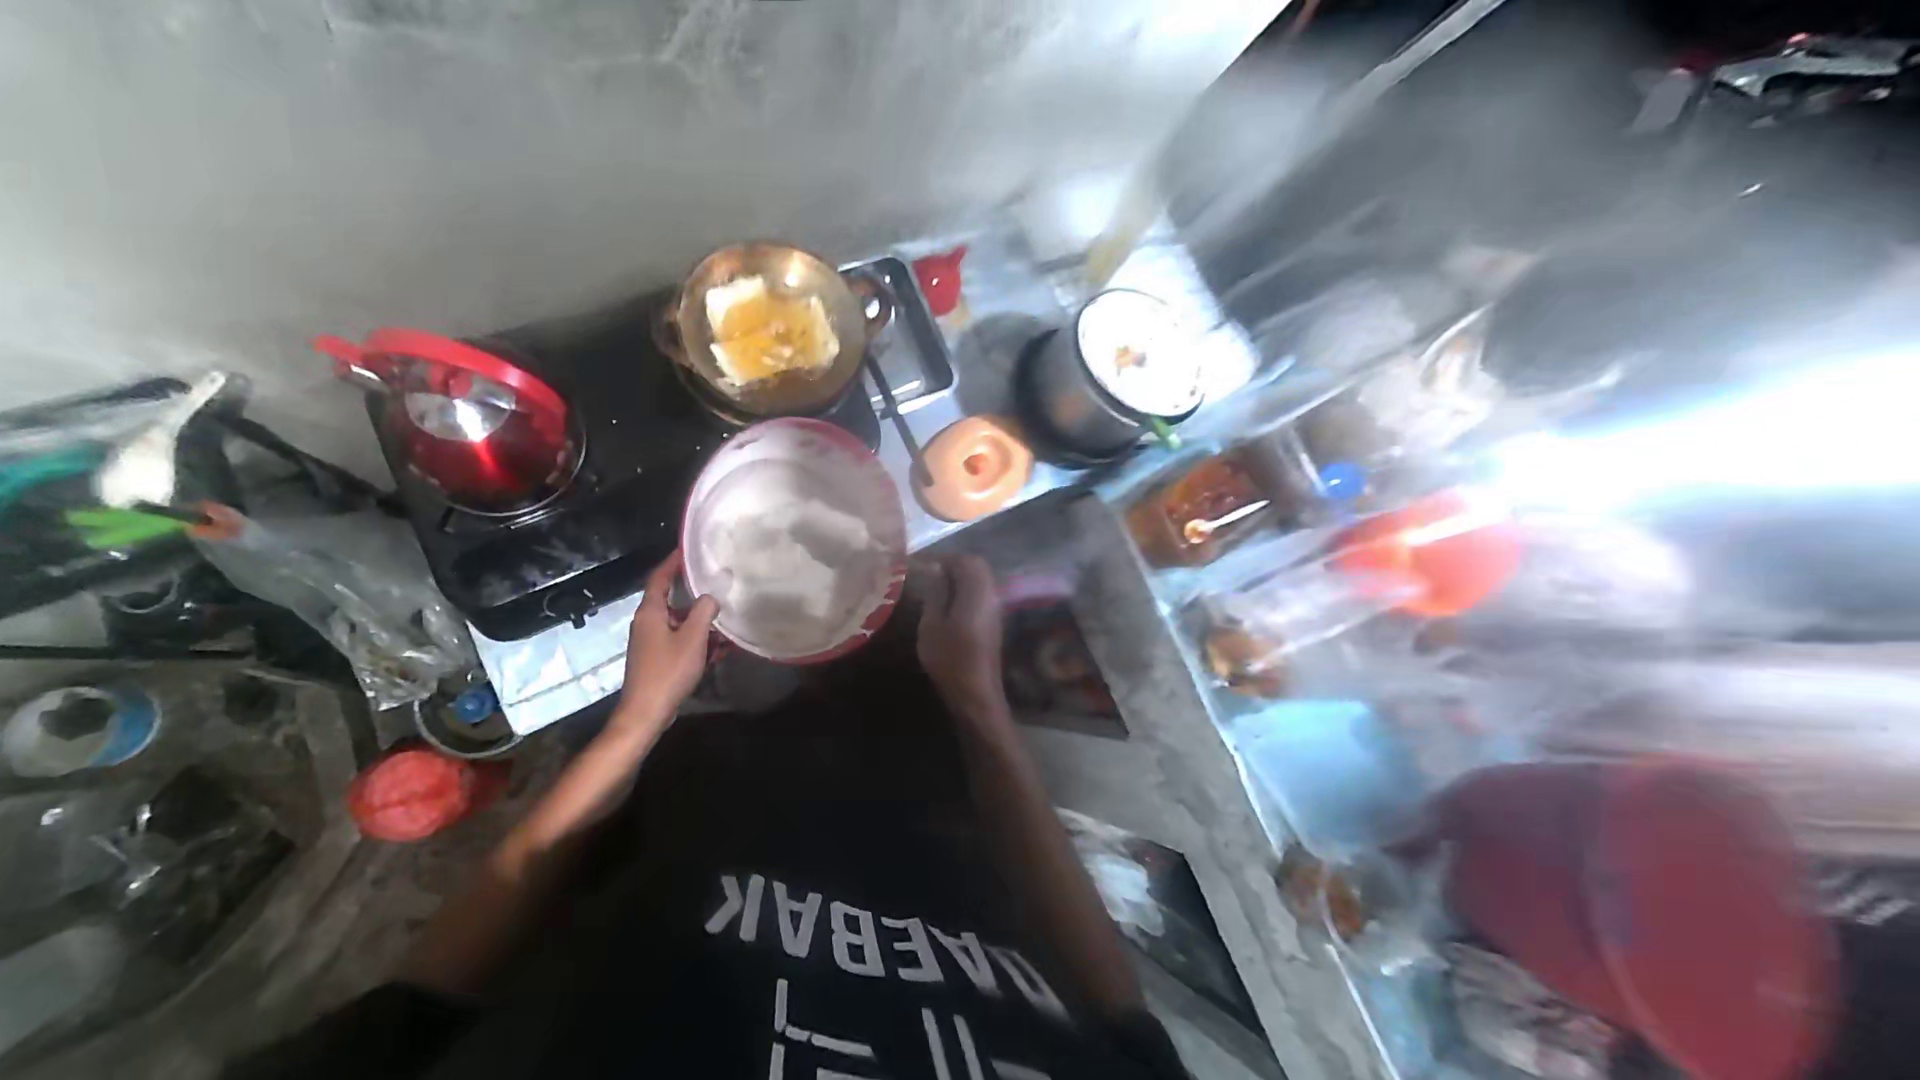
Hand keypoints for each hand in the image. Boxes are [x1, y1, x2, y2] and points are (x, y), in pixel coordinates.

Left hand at [615, 550, 718, 732]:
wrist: (646, 712)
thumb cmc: (668, 671)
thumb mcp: (693, 639)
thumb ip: (704, 612)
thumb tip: (711, 596)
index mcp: (650, 613)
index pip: (659, 578)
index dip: (672, 563)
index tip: (688, 550)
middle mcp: (647, 623)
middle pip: (673, 600)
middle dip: (696, 596)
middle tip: (718, 587)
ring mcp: (651, 642)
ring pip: (680, 622)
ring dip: (702, 623)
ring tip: (726, 624)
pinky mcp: (658, 658)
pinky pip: (680, 640)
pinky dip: (698, 640)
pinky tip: (718, 650)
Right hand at [915, 555, 1006, 718]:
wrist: (976, 694)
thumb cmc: (950, 659)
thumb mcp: (932, 624)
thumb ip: (936, 593)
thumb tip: (936, 570)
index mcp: (977, 592)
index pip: (966, 560)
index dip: (944, 557)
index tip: (922, 562)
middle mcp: (991, 596)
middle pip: (977, 567)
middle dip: (953, 564)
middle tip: (928, 571)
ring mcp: (994, 609)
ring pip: (980, 580)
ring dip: (959, 577)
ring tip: (933, 585)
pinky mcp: (992, 621)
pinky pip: (980, 594)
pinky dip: (964, 590)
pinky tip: (946, 602)